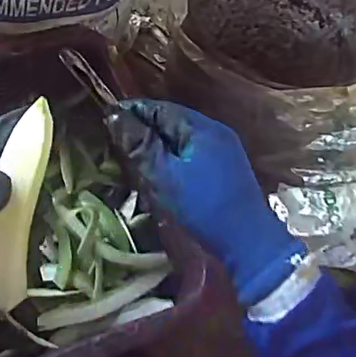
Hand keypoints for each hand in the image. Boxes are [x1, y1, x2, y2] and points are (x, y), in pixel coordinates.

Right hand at [107, 100, 303, 305]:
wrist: (250, 248)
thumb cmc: (203, 208)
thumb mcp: (163, 175)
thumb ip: (137, 143)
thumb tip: (113, 114)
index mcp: (201, 127)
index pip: (158, 108)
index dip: (130, 113)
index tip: (106, 123)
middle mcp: (214, 133)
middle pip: (169, 122)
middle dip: (141, 132)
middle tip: (114, 146)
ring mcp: (223, 152)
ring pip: (178, 140)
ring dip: (155, 148)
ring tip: (131, 163)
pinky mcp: (225, 171)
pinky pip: (189, 155)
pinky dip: (170, 161)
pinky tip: (158, 177)